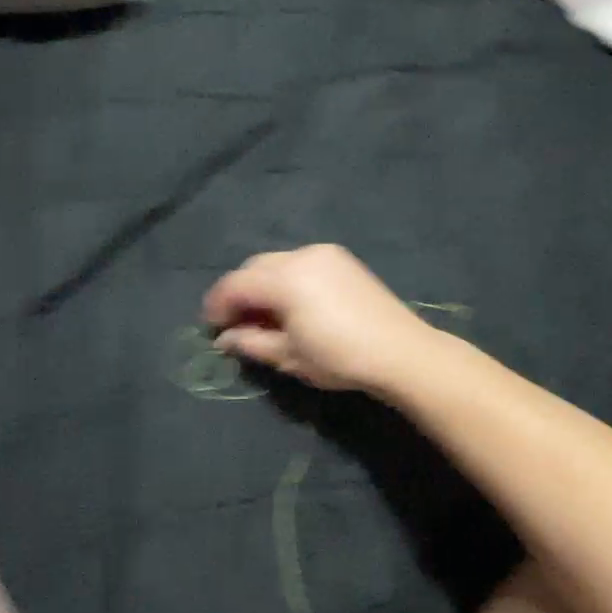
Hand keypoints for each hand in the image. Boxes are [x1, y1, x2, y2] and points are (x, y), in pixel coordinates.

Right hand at [201, 245, 438, 392]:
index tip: (211, 329)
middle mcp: (301, 256)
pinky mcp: (342, 260)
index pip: (235, 284)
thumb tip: (225, 338)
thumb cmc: (339, 358)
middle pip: (254, 267)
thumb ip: (251, 342)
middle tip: (236, 325)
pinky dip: (287, 280)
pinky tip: (292, 307)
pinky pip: (301, 263)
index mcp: (284, 278)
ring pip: (277, 263)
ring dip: (263, 285)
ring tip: (264, 318)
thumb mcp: (288, 356)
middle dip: (240, 293)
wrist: (400, 351)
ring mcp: (325, 254)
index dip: (218, 306)